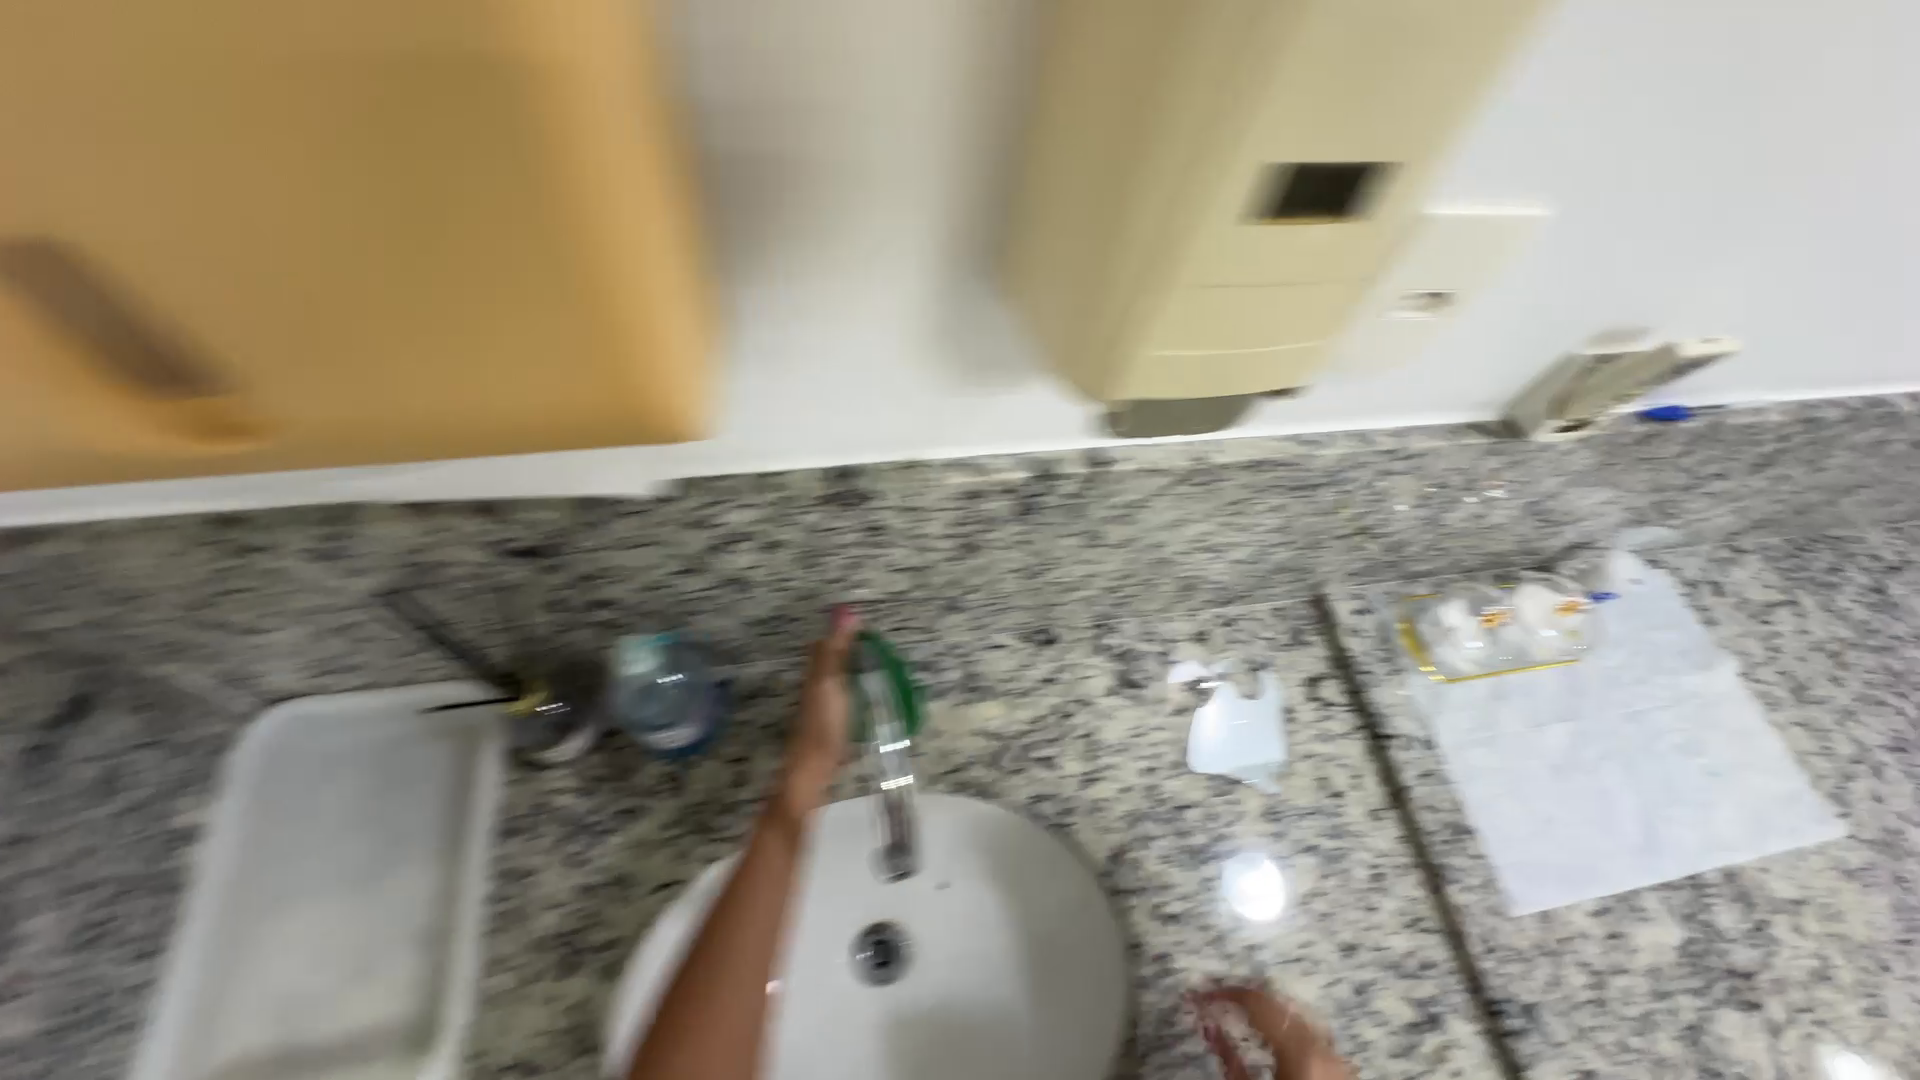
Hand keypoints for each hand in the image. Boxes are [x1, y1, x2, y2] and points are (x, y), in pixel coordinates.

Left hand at [776, 605, 858, 817]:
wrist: (813, 772)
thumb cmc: (823, 726)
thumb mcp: (830, 683)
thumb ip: (837, 651)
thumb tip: (847, 612)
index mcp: (816, 675)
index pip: (825, 645)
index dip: (841, 633)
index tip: (866, 626)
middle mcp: (816, 688)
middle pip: (830, 662)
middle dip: (848, 650)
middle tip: (875, 645)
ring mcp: (823, 709)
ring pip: (837, 680)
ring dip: (853, 670)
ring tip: (878, 667)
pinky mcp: (831, 726)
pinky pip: (844, 699)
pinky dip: (856, 691)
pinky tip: (869, 698)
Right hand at [1188, 985, 1350, 1079]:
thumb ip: (1230, 1060)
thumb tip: (1208, 1027)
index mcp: (1299, 1051)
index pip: (1256, 1002)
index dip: (1226, 993)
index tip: (1201, 996)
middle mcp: (1323, 1046)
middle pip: (1279, 1003)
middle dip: (1246, 998)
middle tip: (1218, 1000)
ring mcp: (1339, 1058)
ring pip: (1298, 1015)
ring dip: (1269, 1011)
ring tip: (1241, 1014)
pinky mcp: (1344, 1071)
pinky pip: (1314, 1034)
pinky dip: (1289, 1027)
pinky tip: (1273, 1036)